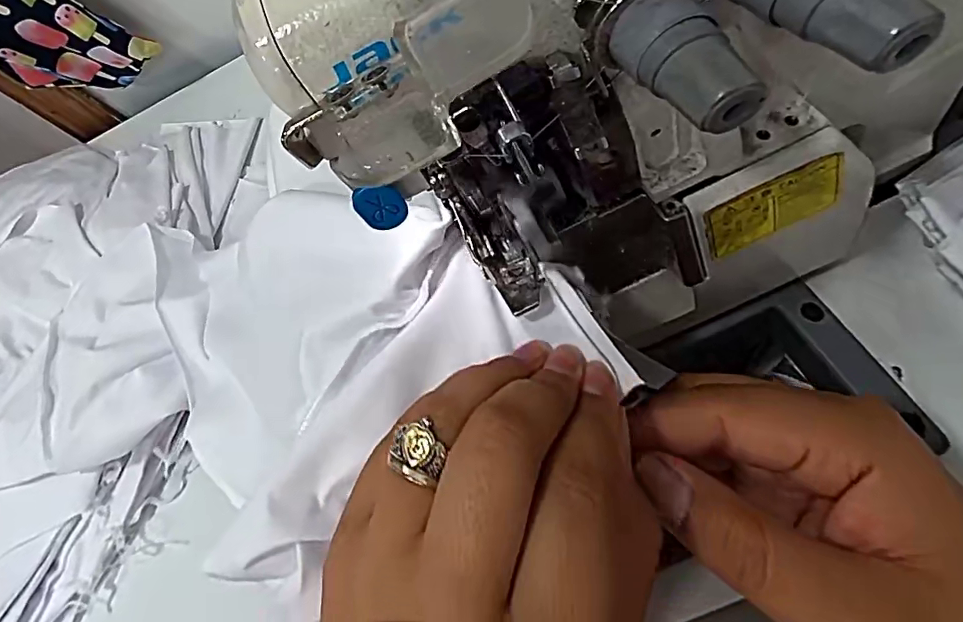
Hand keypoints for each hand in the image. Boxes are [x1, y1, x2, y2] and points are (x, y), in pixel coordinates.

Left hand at [322, 342, 660, 620]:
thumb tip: (608, 441)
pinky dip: (436, 405)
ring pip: (437, 428)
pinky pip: (392, 443)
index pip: (576, 498)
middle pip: (502, 450)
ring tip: (524, 365)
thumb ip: (617, 546)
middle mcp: (448, 600)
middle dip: (544, 394)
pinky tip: (469, 392)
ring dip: (487, 380)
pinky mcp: (344, 543)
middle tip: (567, 370)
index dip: (596, 428)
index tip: (603, 395)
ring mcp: (382, 565)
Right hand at [629, 376, 962, 621]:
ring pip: (713, 436)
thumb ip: (742, 538)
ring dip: (670, 464)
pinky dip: (694, 490)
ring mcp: (817, 458)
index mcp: (851, 434)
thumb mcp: (848, 607)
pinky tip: (667, 513)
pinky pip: (731, 471)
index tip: (609, 452)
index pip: (721, 404)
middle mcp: (831, 429)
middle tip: (611, 474)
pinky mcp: (808, 489)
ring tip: (631, 498)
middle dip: (657, 437)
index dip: (657, 425)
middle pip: (712, 406)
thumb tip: (658, 476)